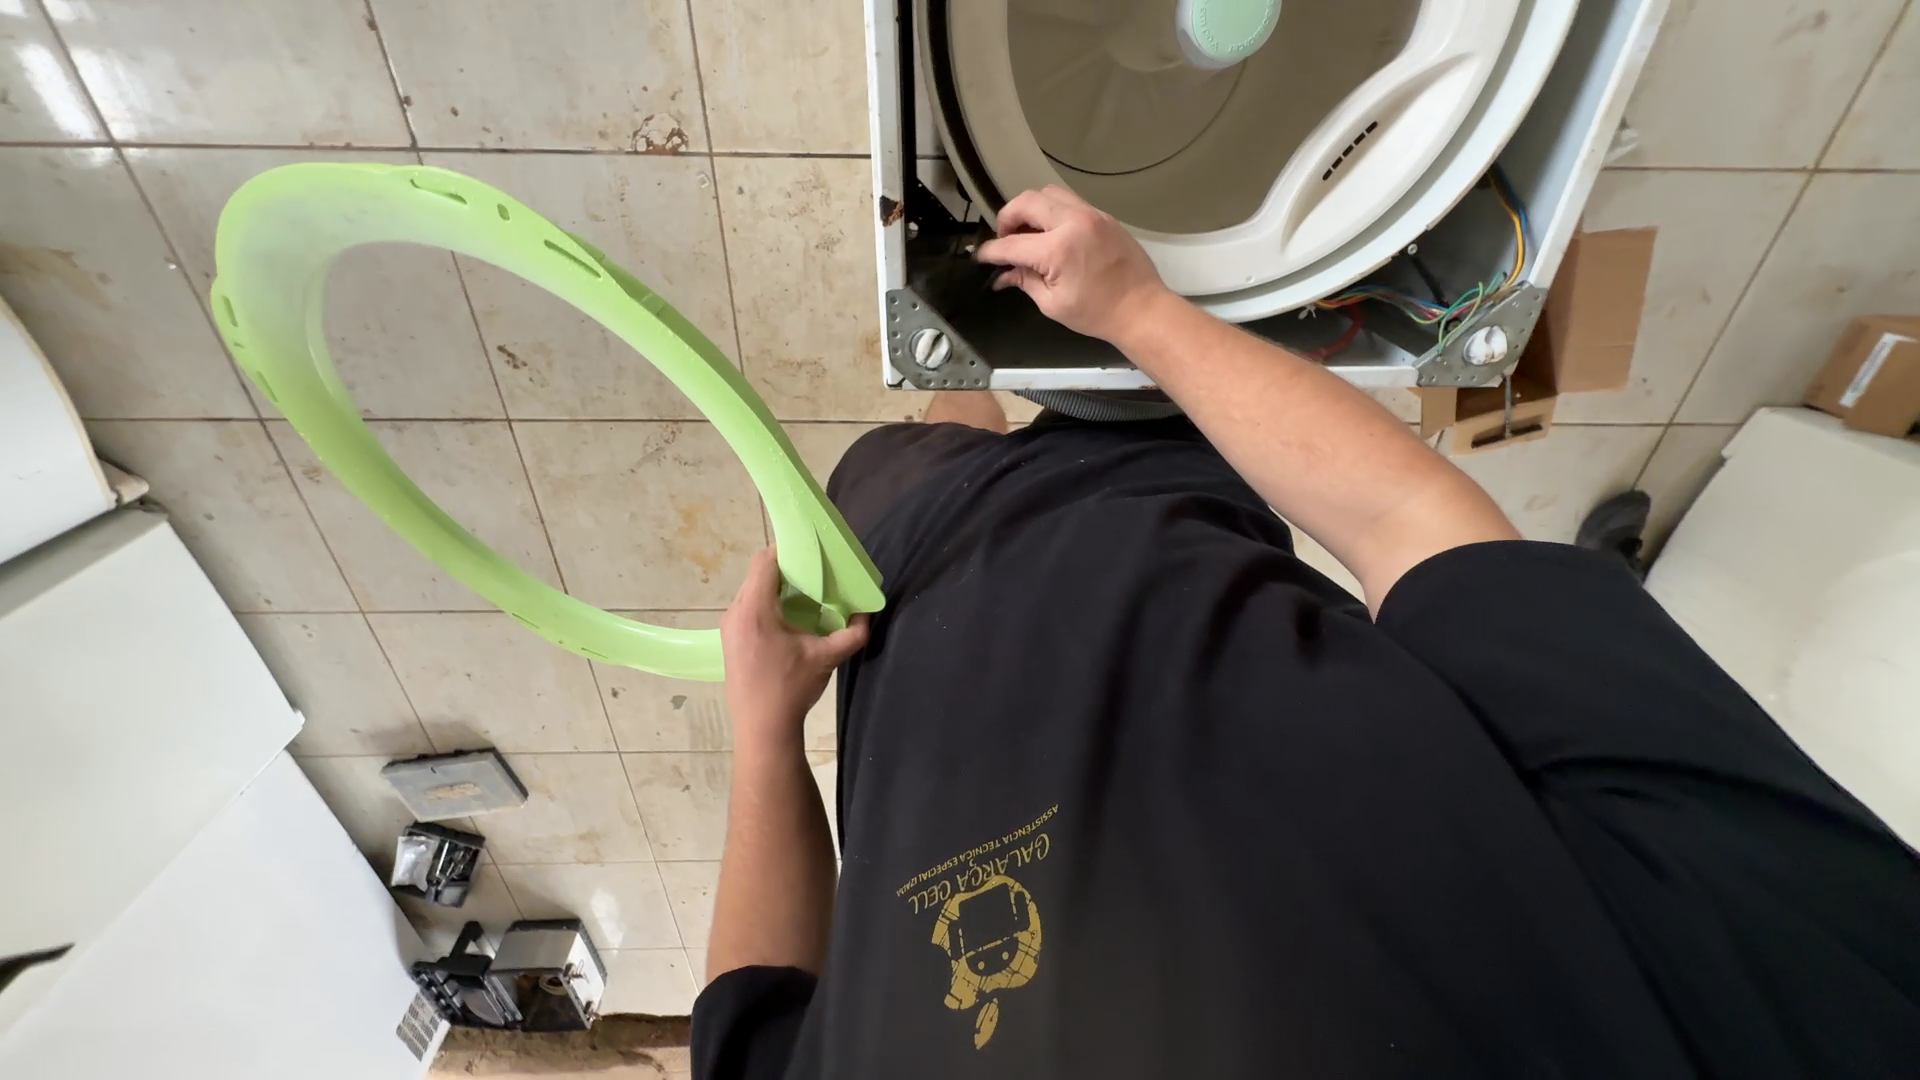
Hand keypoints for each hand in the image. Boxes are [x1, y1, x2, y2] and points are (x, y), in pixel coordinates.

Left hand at [720, 548, 868, 750]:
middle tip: (816, 573)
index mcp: (755, 610)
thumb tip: (868, 614)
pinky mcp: (731, 640)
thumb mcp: (826, 658)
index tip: (813, 553)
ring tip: (807, 594)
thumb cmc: (791, 689)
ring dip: (778, 587)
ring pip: (753, 591)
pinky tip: (792, 617)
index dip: (788, 550)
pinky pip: (749, 607)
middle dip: (788, 569)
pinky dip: (769, 603)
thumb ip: (852, 633)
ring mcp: (730, 627)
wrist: (762, 729)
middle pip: (758, 574)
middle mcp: (736, 613)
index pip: (765, 561)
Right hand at [974, 185, 1174, 345]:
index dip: (991, 251)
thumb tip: (1004, 275)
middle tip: (1005, 240)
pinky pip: (1069, 202)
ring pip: (1048, 193)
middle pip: (1027, 201)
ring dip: (1031, 210)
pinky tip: (1050, 235)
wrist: (1141, 308)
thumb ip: (1025, 282)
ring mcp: (1091, 215)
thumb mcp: (1053, 304)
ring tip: (1027, 235)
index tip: (980, 255)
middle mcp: (1074, 222)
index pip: (1012, 244)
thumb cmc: (1097, 313)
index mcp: (1059, 249)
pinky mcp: (1103, 216)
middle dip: (1007, 218)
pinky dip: (1052, 212)